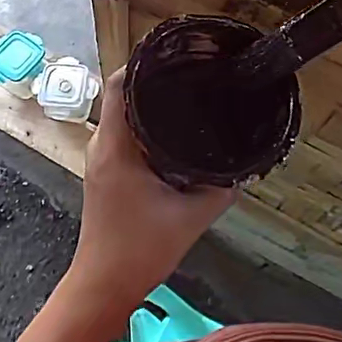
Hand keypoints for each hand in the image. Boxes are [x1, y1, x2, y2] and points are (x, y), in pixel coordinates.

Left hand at [67, 71, 234, 311]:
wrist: (103, 285)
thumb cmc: (139, 249)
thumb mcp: (189, 218)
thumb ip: (219, 190)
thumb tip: (241, 170)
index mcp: (115, 146)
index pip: (118, 85)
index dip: (140, 64)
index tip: (171, 57)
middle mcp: (102, 145)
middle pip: (122, 97)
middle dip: (152, 83)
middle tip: (189, 77)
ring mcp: (100, 159)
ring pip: (122, 118)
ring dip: (147, 107)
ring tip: (185, 99)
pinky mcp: (105, 172)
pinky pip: (123, 136)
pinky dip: (143, 128)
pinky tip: (171, 135)